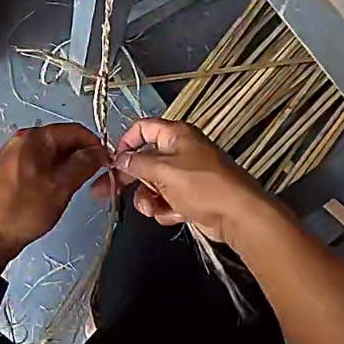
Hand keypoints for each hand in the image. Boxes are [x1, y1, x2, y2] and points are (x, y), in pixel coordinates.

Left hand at [0, 123, 108, 268]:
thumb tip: (100, 152)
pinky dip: (53, 174)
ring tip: (77, 186)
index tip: (106, 162)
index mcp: (33, 139)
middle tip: (95, 176)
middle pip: (62, 140)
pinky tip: (58, 191)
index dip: (94, 144)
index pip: (74, 130)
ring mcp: (13, 157)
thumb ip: (84, 164)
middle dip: (81, 156)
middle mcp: (21, 142)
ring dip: (68, 166)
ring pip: (51, 155)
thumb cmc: (22, 211)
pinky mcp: (9, 173)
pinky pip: (39, 165)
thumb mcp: (61, 187)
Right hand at [107, 118, 280, 243]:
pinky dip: (167, 209)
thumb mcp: (164, 170)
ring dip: (150, 199)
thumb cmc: (203, 186)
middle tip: (106, 193)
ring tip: (157, 207)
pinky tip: (176, 214)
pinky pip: (166, 201)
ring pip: (153, 185)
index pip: (143, 129)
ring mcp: (185, 175)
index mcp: (176, 135)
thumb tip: (120, 158)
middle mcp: (180, 151)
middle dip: (130, 179)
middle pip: (144, 161)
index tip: (111, 160)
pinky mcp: (190, 197)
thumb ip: (137, 163)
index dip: (125, 142)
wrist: (237, 215)